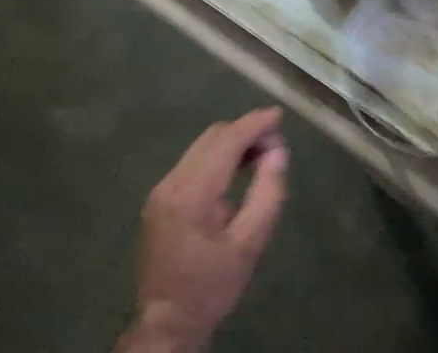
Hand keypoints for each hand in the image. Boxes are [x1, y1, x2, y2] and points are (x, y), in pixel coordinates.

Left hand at [118, 109, 289, 352]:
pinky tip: (236, 171)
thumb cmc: (211, 287)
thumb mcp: (249, 246)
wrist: (166, 323)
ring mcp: (160, 191)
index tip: (279, 115)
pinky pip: (192, 164)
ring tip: (261, 155)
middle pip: (211, 138)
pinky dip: (217, 158)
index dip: (253, 125)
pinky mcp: (158, 200)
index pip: (225, 143)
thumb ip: (267, 195)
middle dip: (245, 132)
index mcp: (190, 195)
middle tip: (276, 144)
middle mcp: (170, 184)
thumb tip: (278, 152)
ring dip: (231, 144)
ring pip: (200, 148)